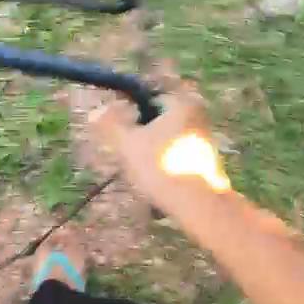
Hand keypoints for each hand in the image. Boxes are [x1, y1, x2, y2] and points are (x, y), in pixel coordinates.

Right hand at [89, 94, 230, 206]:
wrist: (199, 205)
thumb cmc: (161, 167)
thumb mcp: (128, 144)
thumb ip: (111, 124)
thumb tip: (96, 112)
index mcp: (183, 104)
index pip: (149, 98)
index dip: (131, 114)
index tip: (122, 133)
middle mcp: (199, 117)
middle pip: (158, 122)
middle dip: (141, 139)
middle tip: (131, 158)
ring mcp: (206, 142)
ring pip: (166, 144)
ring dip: (152, 157)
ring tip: (144, 175)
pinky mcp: (208, 165)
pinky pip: (178, 160)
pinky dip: (166, 170)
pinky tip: (160, 186)